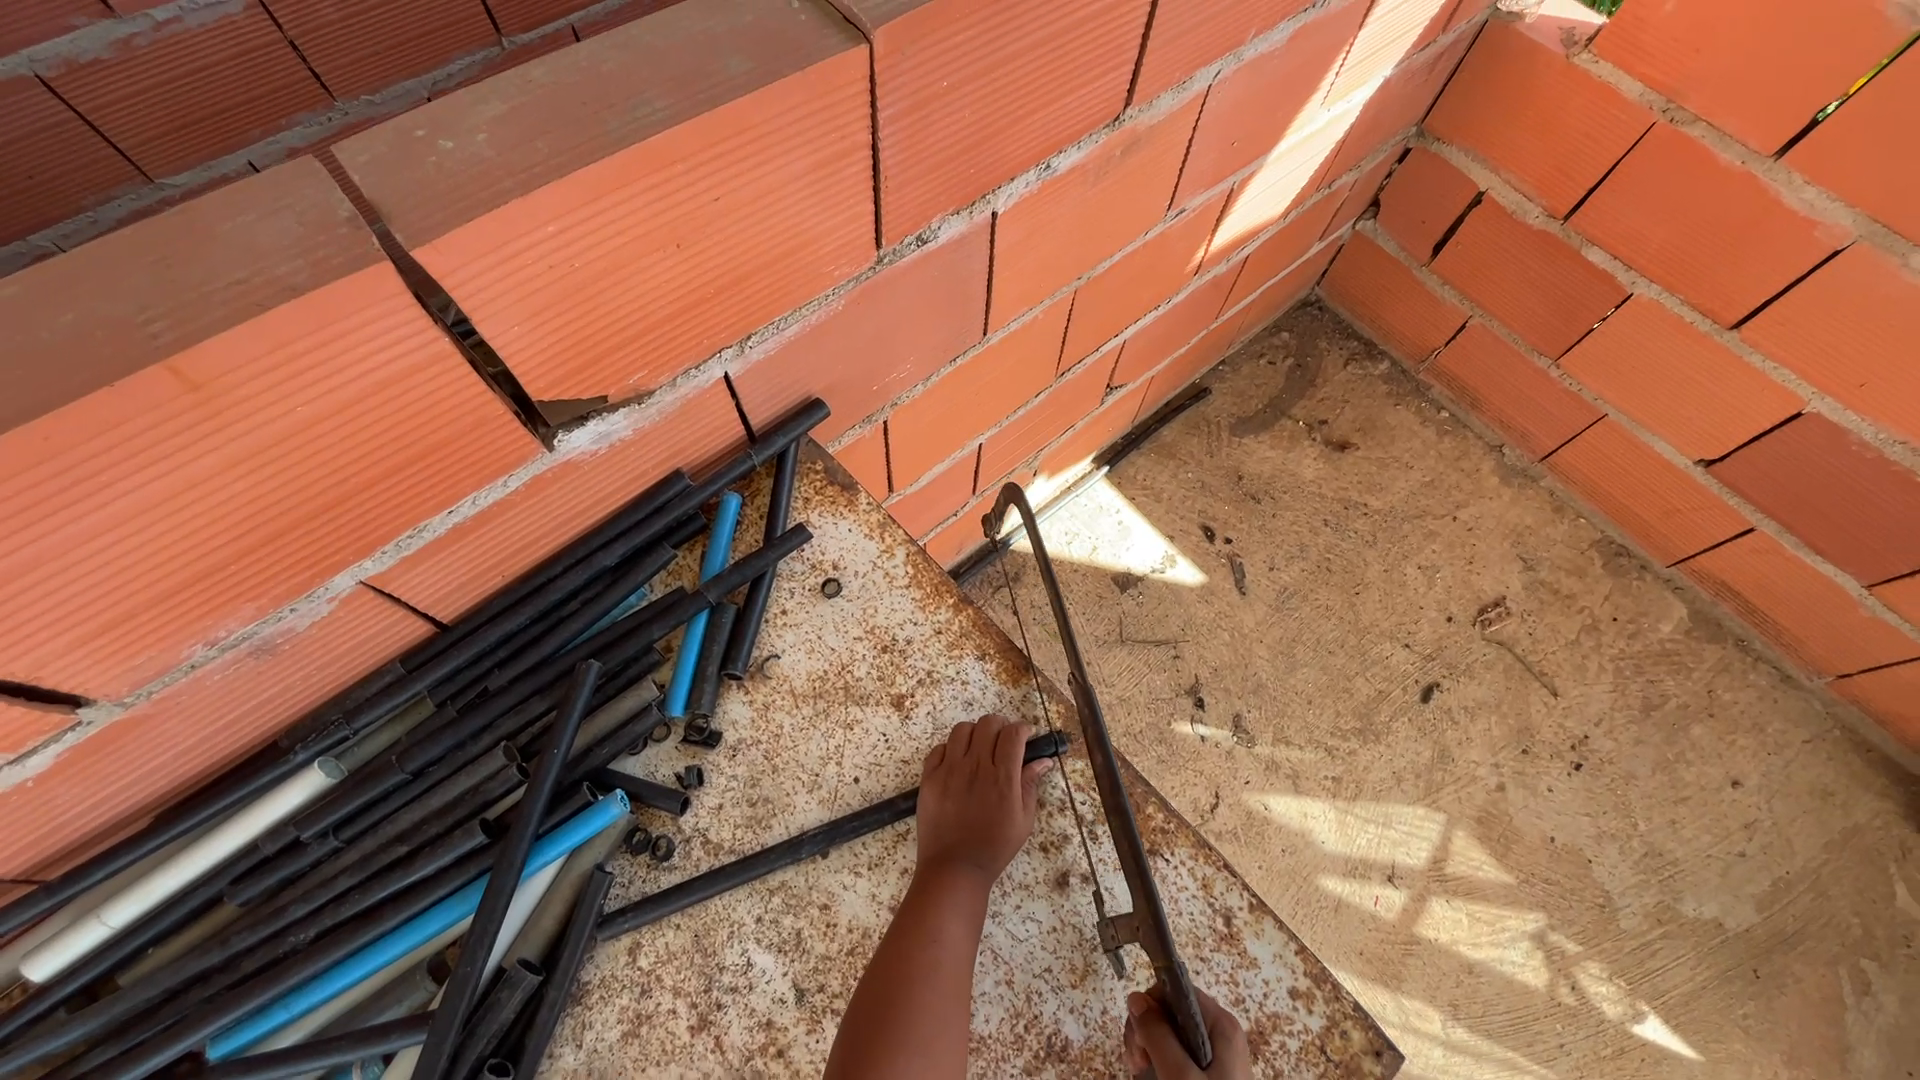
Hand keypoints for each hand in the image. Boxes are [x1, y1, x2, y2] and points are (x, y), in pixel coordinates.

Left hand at [914, 714, 1054, 890]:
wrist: (954, 867)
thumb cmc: (994, 847)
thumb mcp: (1023, 820)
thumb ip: (1031, 785)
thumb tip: (1043, 761)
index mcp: (1003, 778)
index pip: (1013, 734)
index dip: (1023, 728)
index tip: (1026, 734)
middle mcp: (976, 767)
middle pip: (988, 724)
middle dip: (1001, 725)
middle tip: (1003, 740)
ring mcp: (949, 770)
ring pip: (962, 730)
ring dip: (975, 732)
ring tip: (979, 747)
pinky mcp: (929, 778)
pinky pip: (939, 748)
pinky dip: (951, 749)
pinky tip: (957, 762)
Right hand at [1124, 988, 1250, 1079]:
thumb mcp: (1179, 1076)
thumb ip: (1158, 1035)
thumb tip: (1136, 997)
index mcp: (1220, 1024)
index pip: (1175, 989)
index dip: (1150, 1007)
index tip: (1139, 1041)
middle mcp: (1219, 1031)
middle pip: (1169, 1009)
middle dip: (1146, 1031)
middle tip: (1137, 1063)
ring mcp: (1215, 1051)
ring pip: (1169, 1030)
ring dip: (1148, 1046)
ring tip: (1140, 1071)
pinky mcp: (1210, 1069)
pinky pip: (1177, 1049)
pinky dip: (1159, 1059)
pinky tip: (1151, 1075)